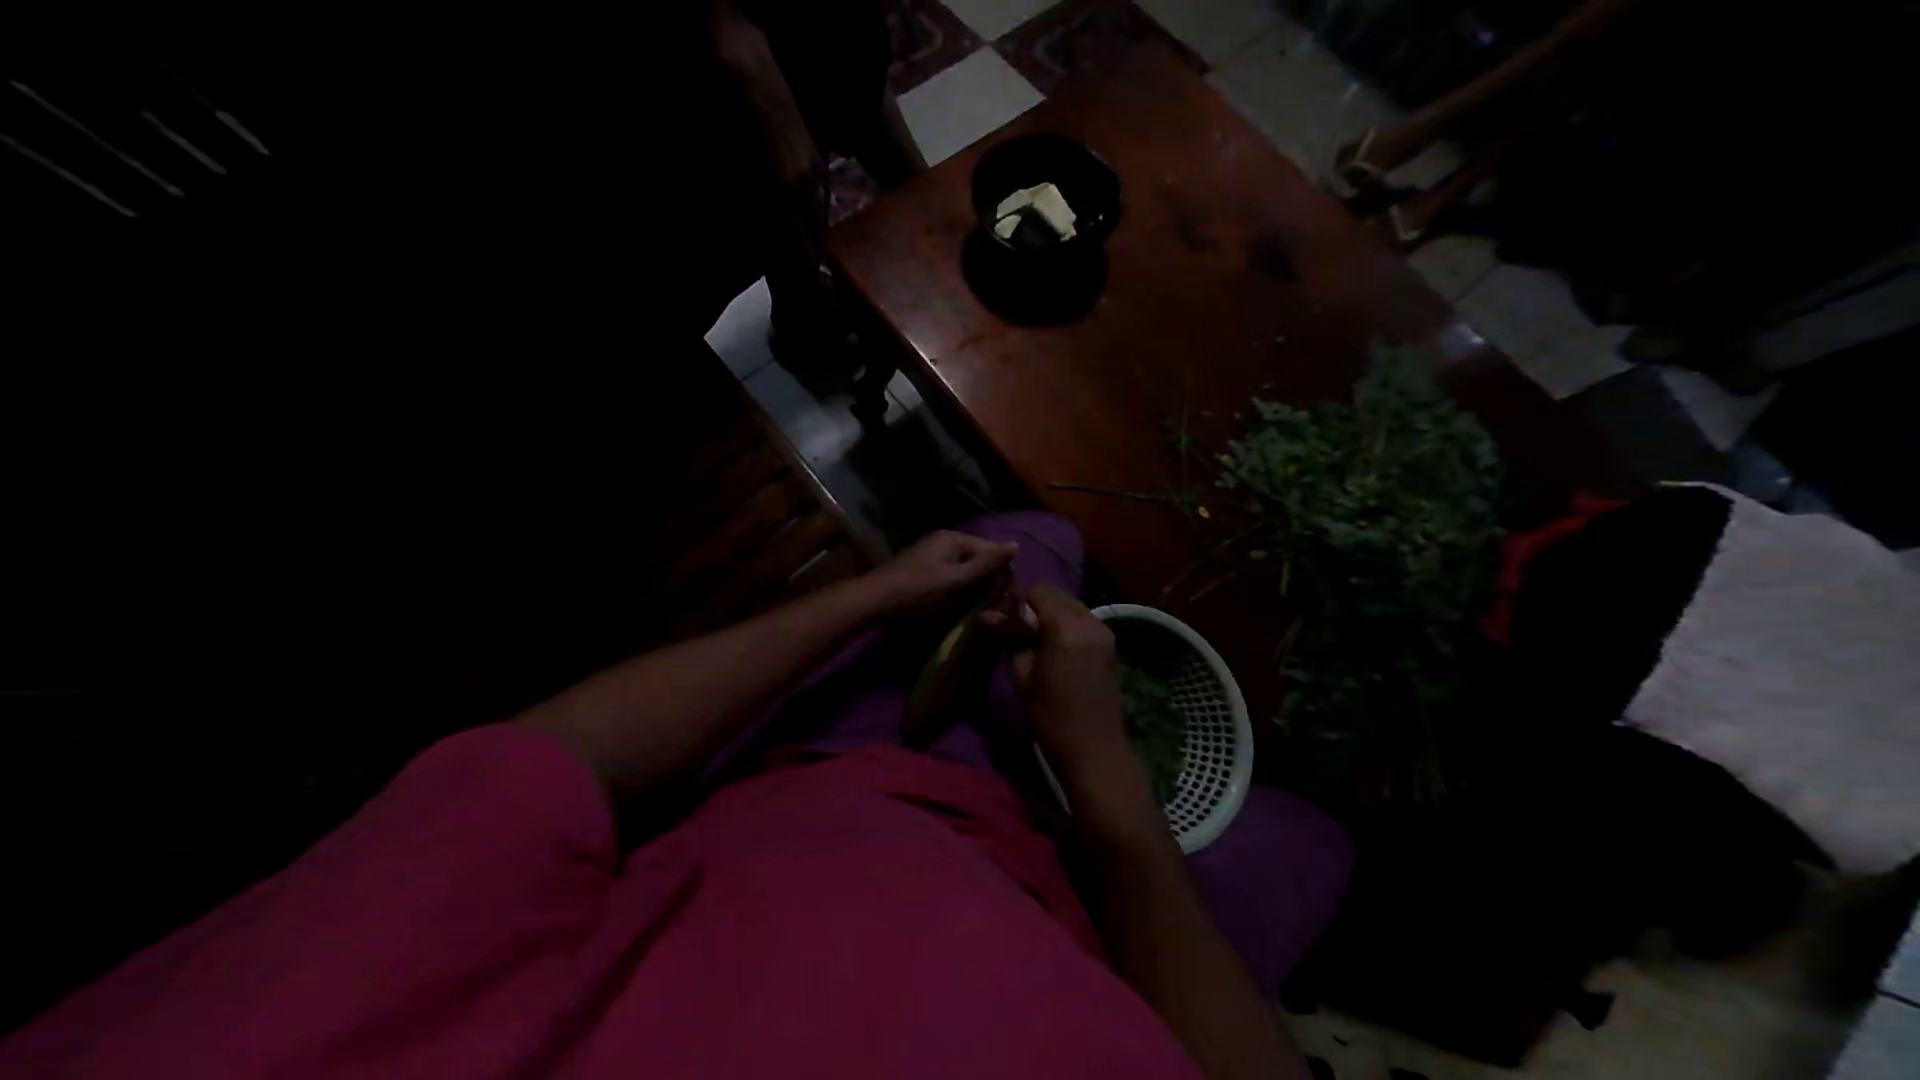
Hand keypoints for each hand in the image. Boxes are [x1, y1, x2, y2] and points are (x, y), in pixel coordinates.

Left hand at [867, 531, 1017, 615]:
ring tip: (981, 609)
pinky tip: (962, 605)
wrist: (876, 601)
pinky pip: (953, 576)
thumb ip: (986, 564)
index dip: (1003, 573)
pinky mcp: (927, 570)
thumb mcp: (956, 579)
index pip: (991, 550)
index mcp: (953, 538)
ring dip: (976, 588)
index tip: (1009, 597)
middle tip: (995, 608)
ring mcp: (934, 555)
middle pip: (979, 559)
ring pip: (967, 570)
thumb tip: (1017, 545)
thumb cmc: (918, 589)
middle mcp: (945, 541)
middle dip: (990, 582)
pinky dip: (961, 590)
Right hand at [1012, 586, 1160, 836]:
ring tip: (1035, 638)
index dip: (1018, 601)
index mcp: (1066, 627)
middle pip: (1057, 595)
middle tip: (1016, 629)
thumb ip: (1011, 638)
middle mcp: (1090, 621)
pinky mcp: (1110, 644)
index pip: (1039, 592)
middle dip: (1035, 605)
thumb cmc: (1051, 715)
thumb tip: (992, 615)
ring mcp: (1104, 632)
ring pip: (1071, 605)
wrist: (1093, 748)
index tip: (1005, 621)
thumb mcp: (1022, 675)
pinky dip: (1066, 624)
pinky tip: (1055, 646)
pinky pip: (1083, 620)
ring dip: (1051, 613)